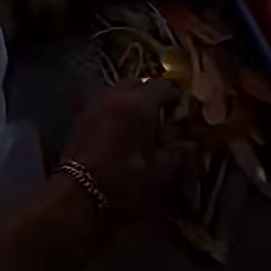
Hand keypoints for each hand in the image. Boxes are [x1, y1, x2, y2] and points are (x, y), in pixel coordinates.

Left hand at [61, 80, 179, 212]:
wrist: (79, 187)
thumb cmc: (123, 177)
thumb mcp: (158, 170)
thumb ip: (178, 153)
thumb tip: (191, 144)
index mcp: (141, 103)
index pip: (164, 86)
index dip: (174, 97)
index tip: (179, 110)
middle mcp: (119, 93)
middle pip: (140, 83)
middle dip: (151, 95)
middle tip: (158, 115)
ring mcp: (98, 99)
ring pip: (120, 88)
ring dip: (131, 98)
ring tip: (136, 119)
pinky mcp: (83, 109)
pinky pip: (104, 99)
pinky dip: (113, 105)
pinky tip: (116, 124)